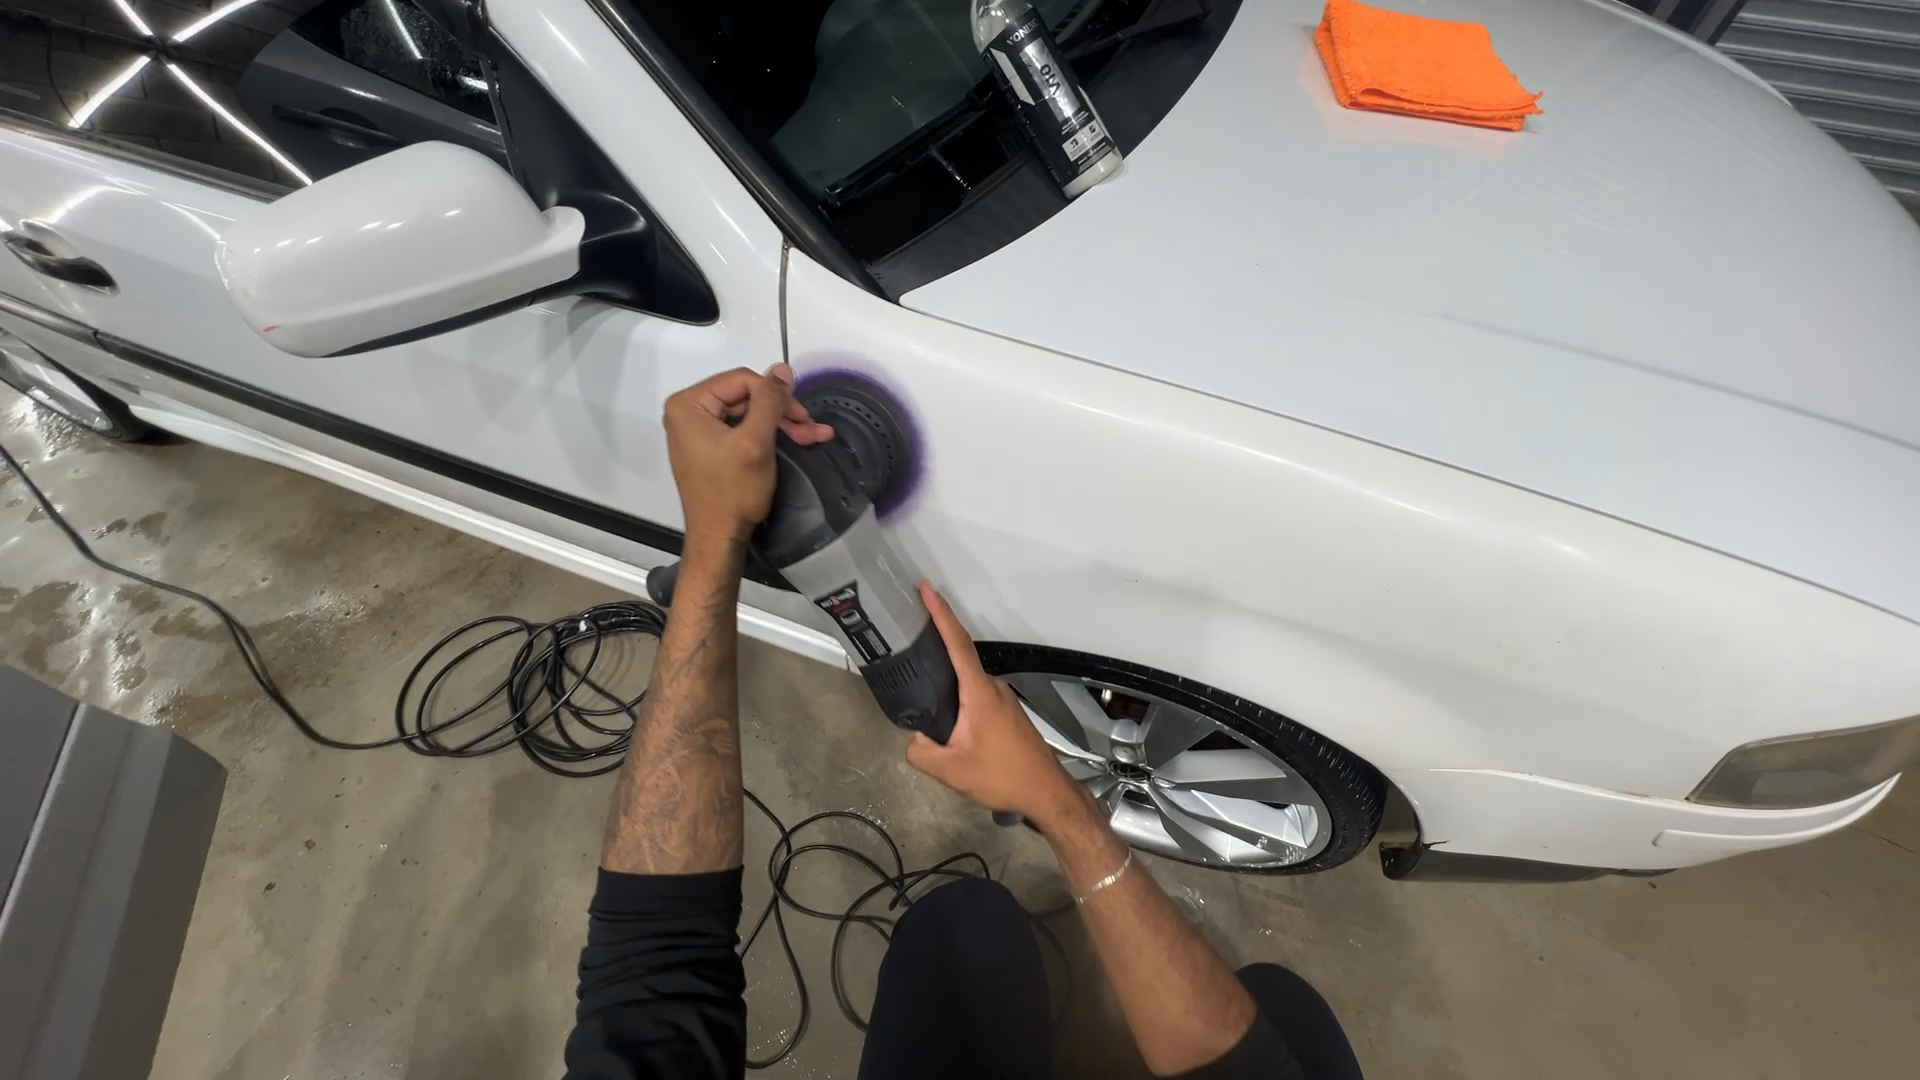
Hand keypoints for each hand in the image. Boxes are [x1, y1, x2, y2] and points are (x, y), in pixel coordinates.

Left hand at [663, 364, 832, 544]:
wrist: (720, 537)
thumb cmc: (733, 493)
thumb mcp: (755, 442)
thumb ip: (769, 401)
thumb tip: (783, 369)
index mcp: (689, 405)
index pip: (741, 380)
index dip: (776, 394)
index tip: (802, 416)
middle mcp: (688, 413)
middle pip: (746, 396)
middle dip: (782, 411)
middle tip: (811, 428)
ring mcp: (698, 431)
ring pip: (749, 413)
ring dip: (781, 424)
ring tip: (812, 436)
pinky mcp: (711, 447)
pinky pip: (743, 429)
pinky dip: (769, 435)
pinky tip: (796, 441)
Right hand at [906, 582, 1082, 824]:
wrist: (1045, 793)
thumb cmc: (1003, 776)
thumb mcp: (952, 771)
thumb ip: (922, 752)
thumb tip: (914, 739)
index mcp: (979, 693)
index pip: (957, 644)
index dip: (941, 614)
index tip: (927, 589)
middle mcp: (993, 688)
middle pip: (959, 660)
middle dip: (935, 650)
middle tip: (909, 641)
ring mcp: (1003, 699)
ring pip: (967, 684)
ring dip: (948, 687)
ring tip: (924, 695)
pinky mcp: (1007, 712)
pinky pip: (976, 697)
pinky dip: (960, 700)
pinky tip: (950, 722)